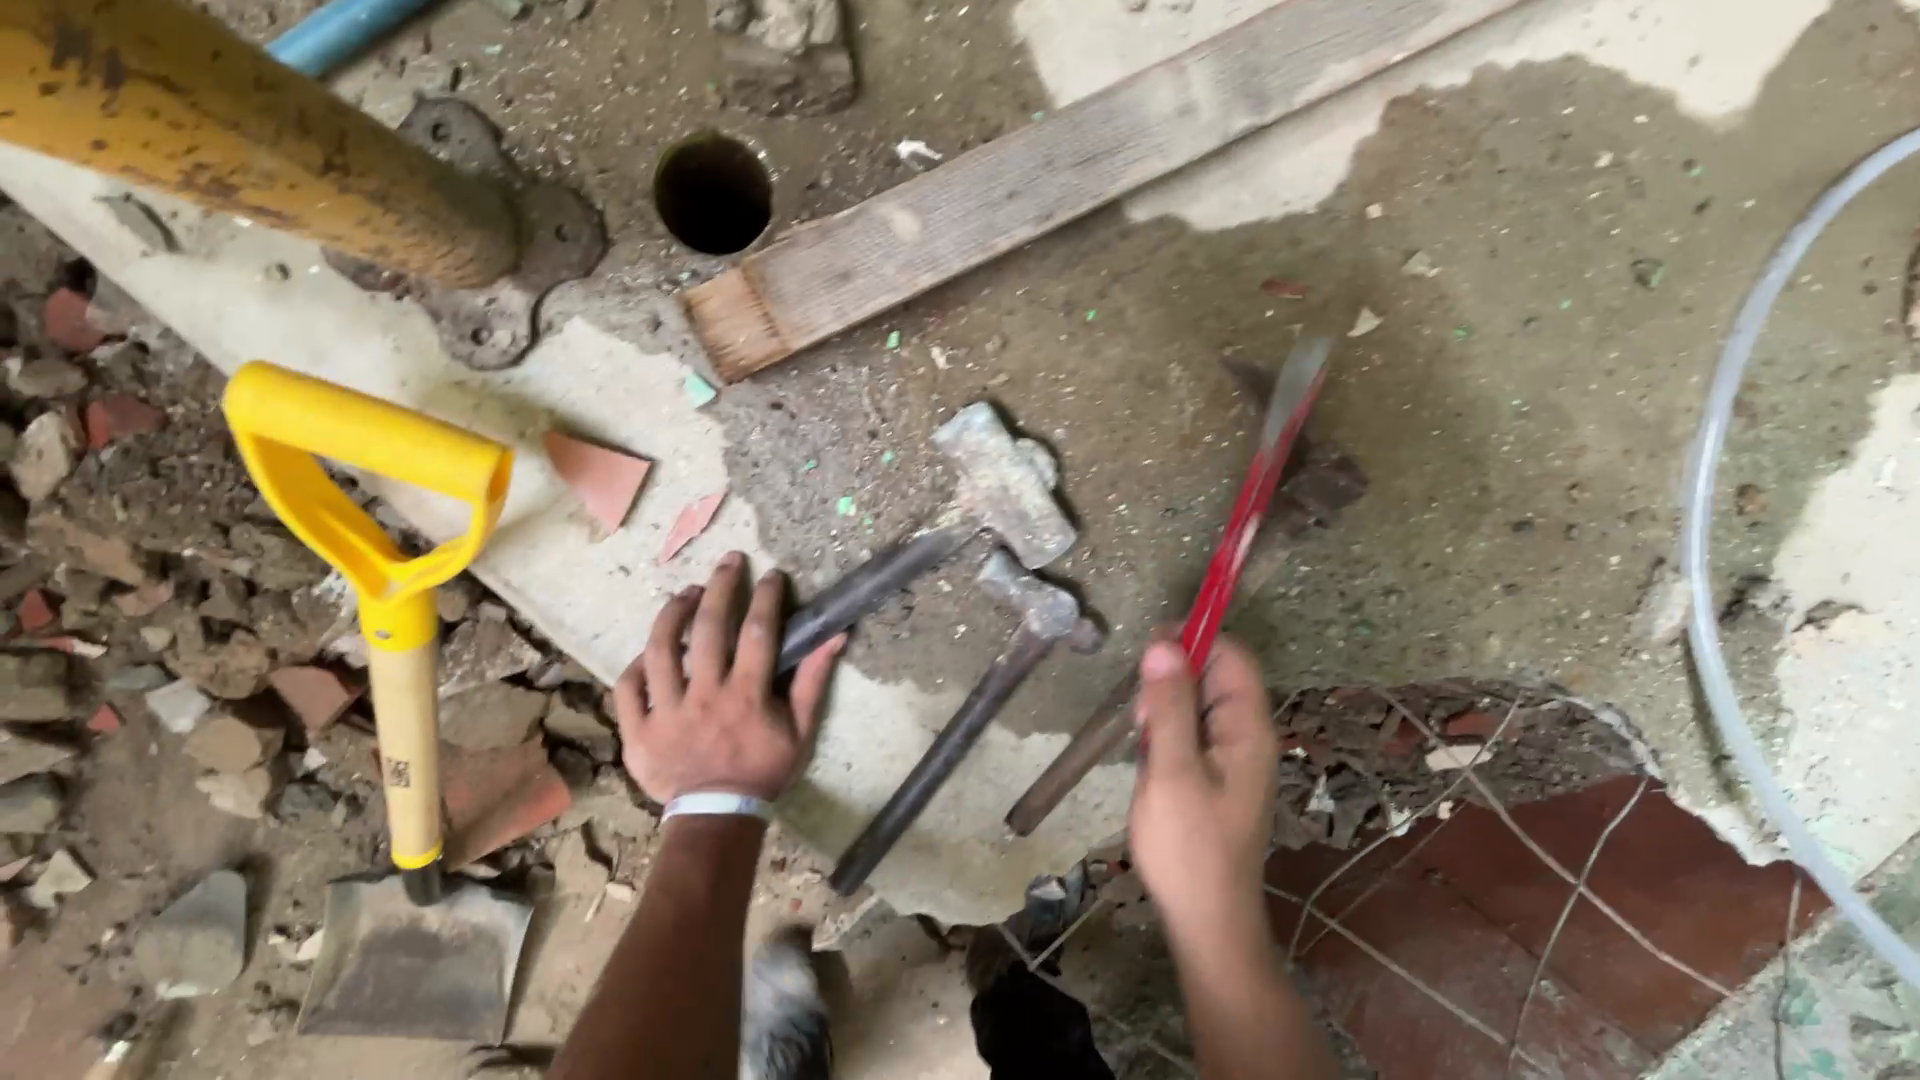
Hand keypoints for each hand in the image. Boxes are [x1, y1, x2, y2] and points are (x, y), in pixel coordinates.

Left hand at [612, 552, 844, 802]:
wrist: (717, 816)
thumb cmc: (762, 770)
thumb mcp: (800, 729)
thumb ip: (814, 681)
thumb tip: (836, 636)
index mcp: (745, 695)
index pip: (757, 632)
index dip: (765, 598)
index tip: (771, 575)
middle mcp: (703, 695)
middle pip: (708, 629)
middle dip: (721, 587)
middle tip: (729, 561)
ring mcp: (665, 711)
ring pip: (660, 650)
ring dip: (673, 614)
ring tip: (686, 594)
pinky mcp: (637, 730)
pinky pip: (626, 688)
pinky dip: (634, 665)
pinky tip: (648, 651)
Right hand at [1128, 636, 1277, 932]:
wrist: (1207, 920)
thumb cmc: (1189, 847)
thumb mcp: (1171, 771)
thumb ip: (1169, 706)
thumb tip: (1163, 644)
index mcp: (1248, 729)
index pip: (1233, 657)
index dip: (1195, 639)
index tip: (1149, 647)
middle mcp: (1247, 736)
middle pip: (1215, 677)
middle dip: (1174, 678)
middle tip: (1138, 709)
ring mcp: (1232, 758)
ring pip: (1199, 705)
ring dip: (1166, 707)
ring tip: (1142, 740)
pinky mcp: (1215, 776)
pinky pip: (1192, 733)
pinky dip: (1167, 733)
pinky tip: (1149, 759)